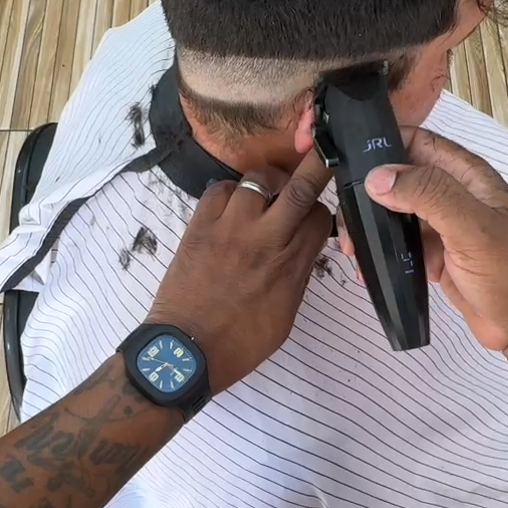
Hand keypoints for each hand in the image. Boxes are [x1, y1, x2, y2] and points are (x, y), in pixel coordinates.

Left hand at [147, 150, 333, 392]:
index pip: (320, 217)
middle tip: (318, 155)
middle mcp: (265, 240)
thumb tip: (302, 246)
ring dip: (266, 183)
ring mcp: (230, 229)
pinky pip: (219, 190)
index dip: (321, 213)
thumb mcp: (286, 314)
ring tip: (262, 196)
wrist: (186, 351)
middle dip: (315, 166)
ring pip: (258, 179)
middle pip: (300, 187)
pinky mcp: (199, 226)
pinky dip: (230, 193)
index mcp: (291, 267)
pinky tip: (231, 208)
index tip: (314, 218)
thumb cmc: (241, 343)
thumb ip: (297, 274)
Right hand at [357, 128, 507, 363]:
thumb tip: (377, 177)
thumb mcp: (473, 229)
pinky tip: (365, 269)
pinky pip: (401, 246)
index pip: (419, 142)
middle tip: (347, 221)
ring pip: (396, 214)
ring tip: (351, 249)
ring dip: (371, 227)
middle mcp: (454, 195)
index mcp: (468, 176)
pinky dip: (381, 254)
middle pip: (400, 178)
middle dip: (368, 194)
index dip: (384, 143)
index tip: (347, 161)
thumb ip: (429, 196)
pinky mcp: (437, 256)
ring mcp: (445, 227)